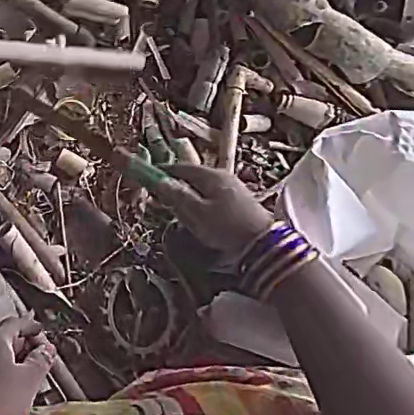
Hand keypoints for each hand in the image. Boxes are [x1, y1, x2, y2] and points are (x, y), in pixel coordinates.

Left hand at [0, 317, 54, 414]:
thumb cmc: (0, 400)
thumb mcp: (28, 381)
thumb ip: (40, 361)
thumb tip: (47, 348)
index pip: (15, 323)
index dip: (30, 326)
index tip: (40, 331)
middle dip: (11, 336)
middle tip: (25, 348)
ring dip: (0, 351)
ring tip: (15, 366)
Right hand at [160, 164, 277, 255]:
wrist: (264, 246)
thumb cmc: (227, 227)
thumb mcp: (197, 214)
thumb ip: (177, 196)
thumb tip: (159, 182)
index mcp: (211, 175)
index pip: (181, 168)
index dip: (164, 172)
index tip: (149, 178)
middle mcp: (223, 177)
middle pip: (192, 177)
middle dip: (176, 187)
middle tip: (162, 200)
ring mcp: (233, 189)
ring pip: (203, 189)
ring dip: (189, 197)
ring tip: (180, 213)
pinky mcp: (240, 203)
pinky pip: (213, 198)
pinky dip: (201, 204)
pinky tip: (200, 219)